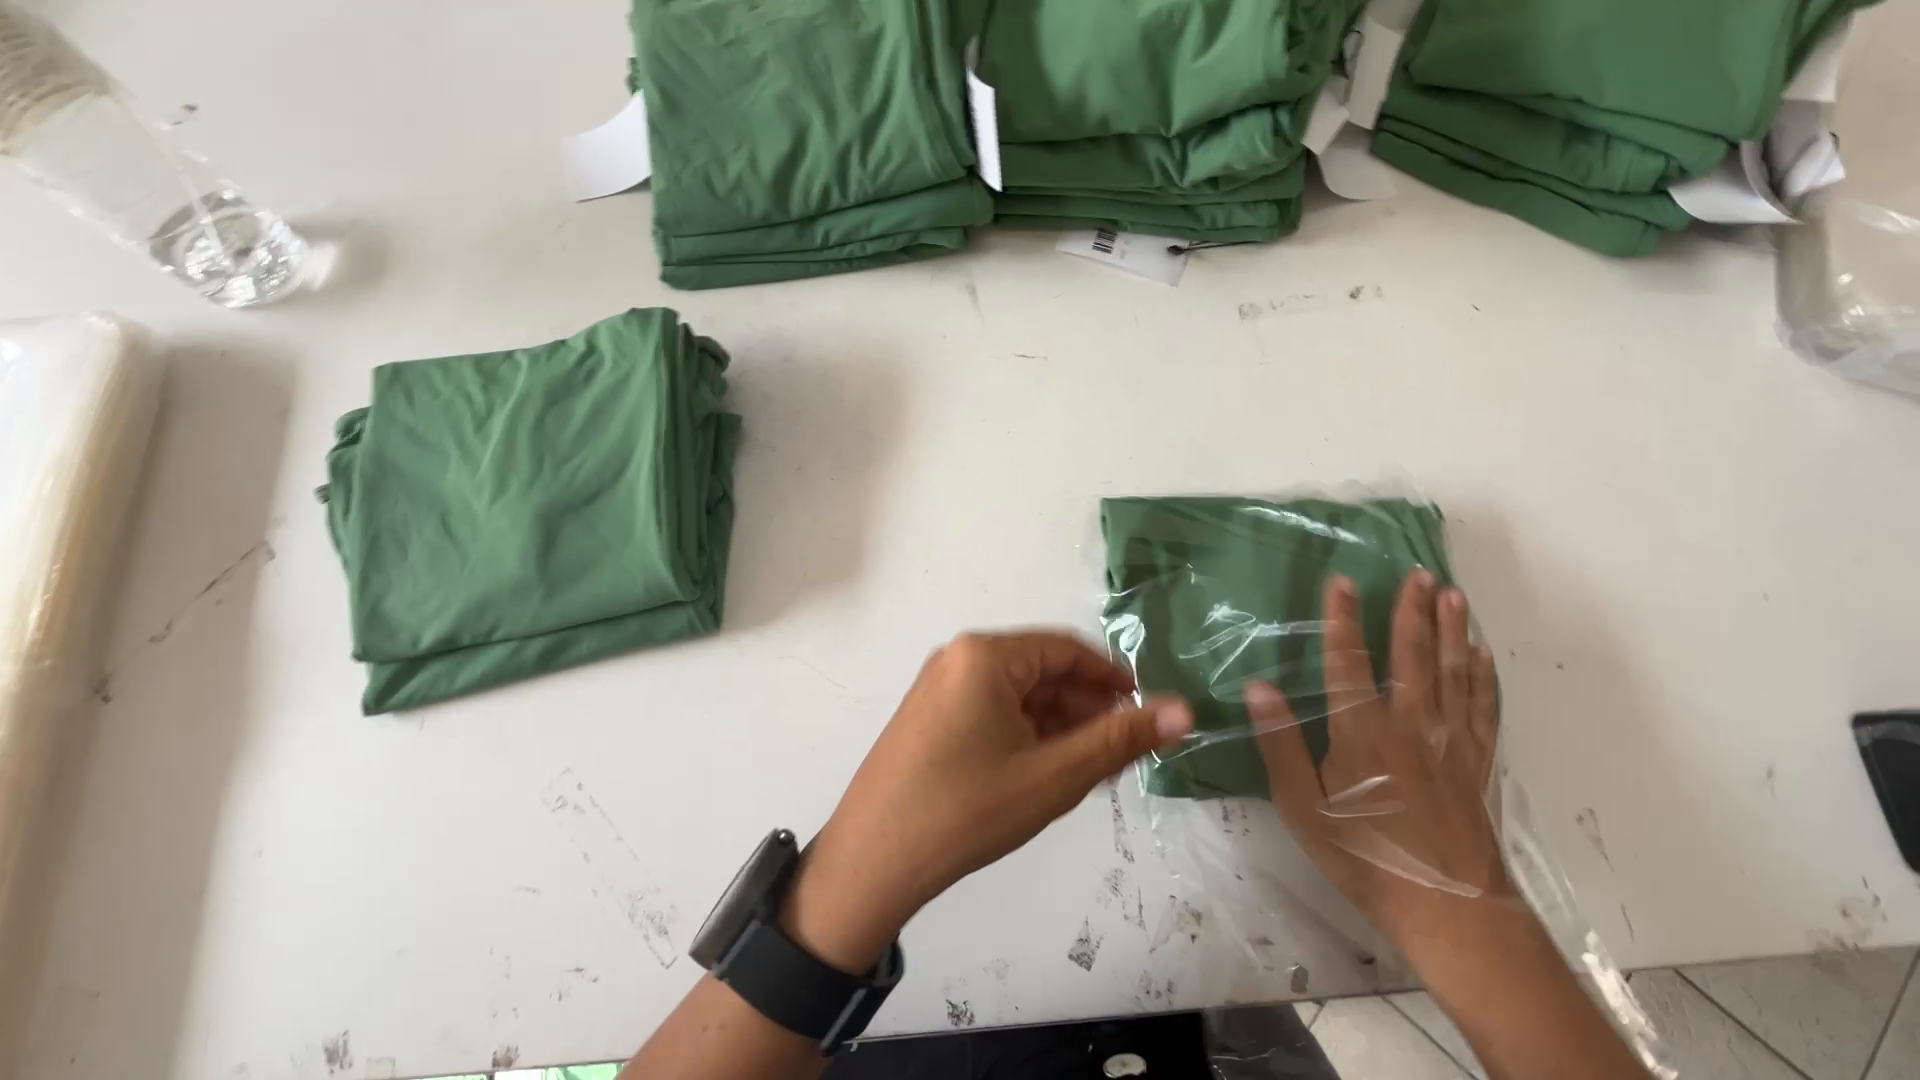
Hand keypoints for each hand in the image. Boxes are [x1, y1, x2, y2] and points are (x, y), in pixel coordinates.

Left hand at [782, 632, 1192, 971]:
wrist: (873, 862)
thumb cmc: (968, 809)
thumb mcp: (1054, 775)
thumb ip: (1121, 740)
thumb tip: (1184, 710)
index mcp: (984, 655)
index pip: (1066, 649)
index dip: (1112, 679)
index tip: (1145, 712)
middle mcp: (956, 660)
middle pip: (1040, 671)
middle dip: (1085, 708)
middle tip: (1119, 753)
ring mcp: (936, 690)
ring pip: (1015, 696)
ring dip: (1057, 725)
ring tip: (1087, 771)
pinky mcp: (926, 721)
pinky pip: (989, 714)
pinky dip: (1024, 735)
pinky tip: (1042, 774)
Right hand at [1249, 572, 1513, 960]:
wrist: (1446, 908)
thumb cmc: (1364, 856)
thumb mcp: (1303, 807)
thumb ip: (1281, 744)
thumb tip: (1259, 687)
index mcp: (1362, 732)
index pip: (1348, 662)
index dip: (1343, 618)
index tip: (1343, 581)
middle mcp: (1411, 725)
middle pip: (1411, 656)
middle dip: (1411, 612)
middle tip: (1417, 573)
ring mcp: (1451, 743)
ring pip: (1453, 674)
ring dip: (1451, 631)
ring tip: (1453, 595)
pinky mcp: (1478, 764)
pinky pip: (1484, 709)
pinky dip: (1483, 678)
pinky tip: (1482, 655)